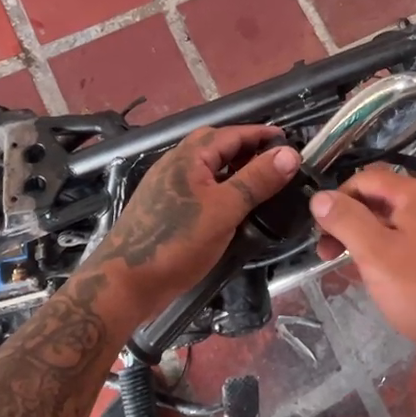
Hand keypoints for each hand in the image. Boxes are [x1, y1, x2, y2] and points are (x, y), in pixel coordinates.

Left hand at [92, 126, 299, 318]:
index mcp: (190, 156)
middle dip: (246, 147)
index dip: (262, 134)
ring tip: (259, 182)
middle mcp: (175, 163)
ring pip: (206, 166)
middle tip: (275, 160)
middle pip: (216, 144)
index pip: (233, 133)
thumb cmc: (177, 242)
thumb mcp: (225, 210)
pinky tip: (231, 205)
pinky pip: (198, 185)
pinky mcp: (163, 207)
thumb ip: (257, 180)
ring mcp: (166, 186)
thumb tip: (290, 153)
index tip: (289, 140)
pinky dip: (220, 186)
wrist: (125, 283)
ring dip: (233, 167)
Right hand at [308, 165, 415, 370]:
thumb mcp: (377, 255)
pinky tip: (381, 274)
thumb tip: (319, 197)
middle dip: (350, 220)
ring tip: (352, 267)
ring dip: (367, 237)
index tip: (321, 234)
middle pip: (380, 197)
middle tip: (329, 254)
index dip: (338, 199)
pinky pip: (410, 239)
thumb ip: (347, 221)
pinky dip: (389, 249)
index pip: (366, 178)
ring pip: (394, 220)